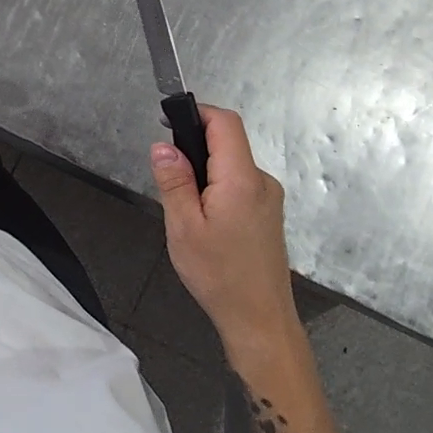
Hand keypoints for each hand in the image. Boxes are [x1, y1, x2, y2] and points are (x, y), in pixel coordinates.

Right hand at [150, 106, 299, 356]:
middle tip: (167, 179)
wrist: (259, 319)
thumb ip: (173, 181)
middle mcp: (262, 182)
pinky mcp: (268, 213)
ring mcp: (269, 198)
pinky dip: (215, 187)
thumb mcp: (182, 226)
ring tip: (184, 209)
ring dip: (203, 171)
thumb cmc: (217, 274)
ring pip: (231, 164)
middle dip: (193, 147)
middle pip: (227, 142)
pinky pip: (238, 183)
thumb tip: (163, 145)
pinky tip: (203, 220)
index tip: (166, 121)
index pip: (225, 123)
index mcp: (242, 180)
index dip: (196, 112)